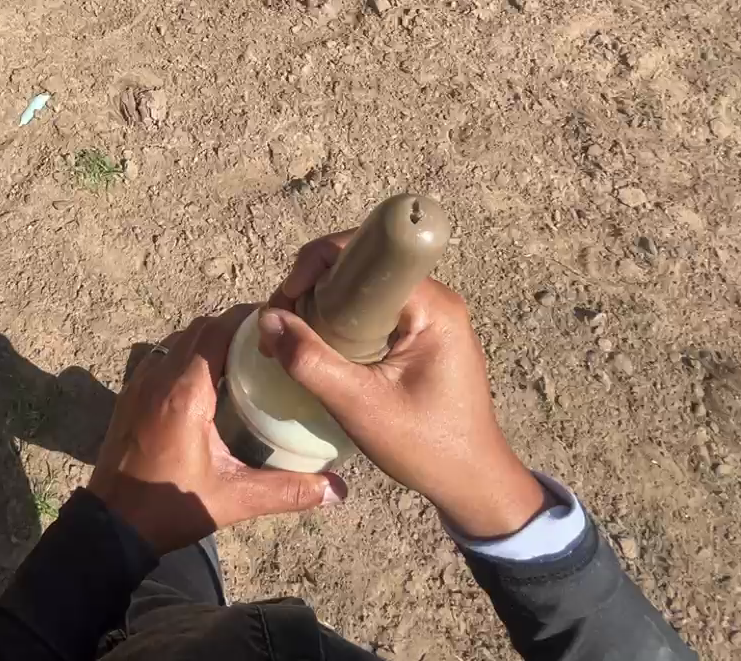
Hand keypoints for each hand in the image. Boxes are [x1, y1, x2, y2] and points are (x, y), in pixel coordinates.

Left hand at [86, 306, 345, 553]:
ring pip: (176, 341)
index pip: (215, 332)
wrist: (113, 522)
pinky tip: (207, 380)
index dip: (244, 318)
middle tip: (266, 339)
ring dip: (206, 339)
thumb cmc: (171, 506)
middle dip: (230, 326)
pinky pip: (161, 357)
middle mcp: (158, 377)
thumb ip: (288, 491)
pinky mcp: (129, 394)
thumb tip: (338, 489)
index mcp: (184, 392)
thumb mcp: (234, 498)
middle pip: (197, 330)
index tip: (274, 317)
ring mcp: (139, 382)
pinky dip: (185, 354)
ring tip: (242, 355)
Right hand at [259, 234, 550, 538]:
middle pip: (353, 266)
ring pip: (354, 287)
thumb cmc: (428, 448)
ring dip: (315, 306)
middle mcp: (430, 298)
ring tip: (290, 341)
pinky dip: (331, 320)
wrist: (475, 487)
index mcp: (430, 305)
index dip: (316, 265)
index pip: (363, 253)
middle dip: (308, 289)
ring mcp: (424, 314)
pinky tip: (313, 349)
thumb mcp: (360, 406)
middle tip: (280, 328)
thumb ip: (311, 361)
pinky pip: (362, 308)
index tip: (288, 301)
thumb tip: (266, 319)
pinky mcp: (414, 332)